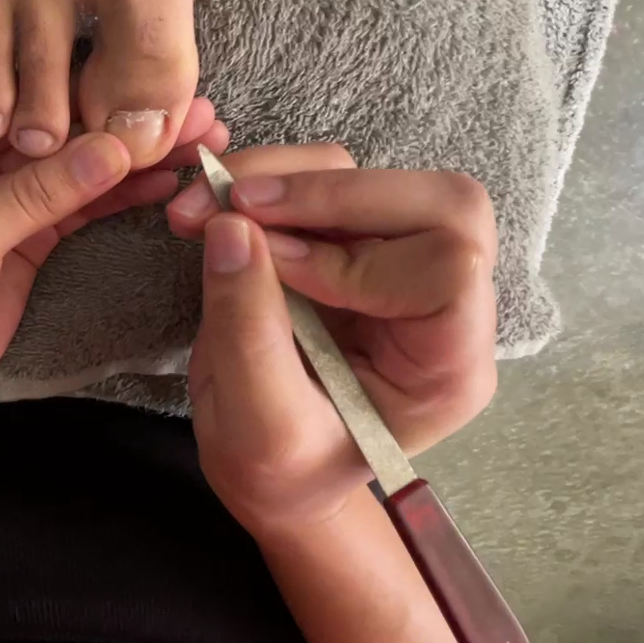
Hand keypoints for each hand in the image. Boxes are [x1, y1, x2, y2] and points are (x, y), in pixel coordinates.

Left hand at [0, 97, 229, 422]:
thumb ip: (37, 193)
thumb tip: (113, 149)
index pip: (23, 104)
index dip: (85, 97)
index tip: (148, 92)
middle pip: (58, 134)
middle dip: (121, 125)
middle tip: (194, 114)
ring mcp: (7, 200)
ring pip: (77, 170)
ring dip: (133, 160)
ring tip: (200, 142)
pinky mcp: (31, 236)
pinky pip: (81, 208)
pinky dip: (121, 197)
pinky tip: (165, 182)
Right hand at [164, 145, 499, 535]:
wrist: (264, 467)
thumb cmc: (276, 467)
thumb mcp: (259, 420)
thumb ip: (247, 328)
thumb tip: (229, 225)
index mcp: (445, 361)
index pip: (449, 266)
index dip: (355, 255)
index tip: (270, 268)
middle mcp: (432, 302)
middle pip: (427, 200)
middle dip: (321, 191)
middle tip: (230, 205)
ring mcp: (382, 263)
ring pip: (359, 174)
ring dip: (271, 178)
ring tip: (194, 208)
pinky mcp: (333, 243)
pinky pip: (308, 181)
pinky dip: (251, 182)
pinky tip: (202, 211)